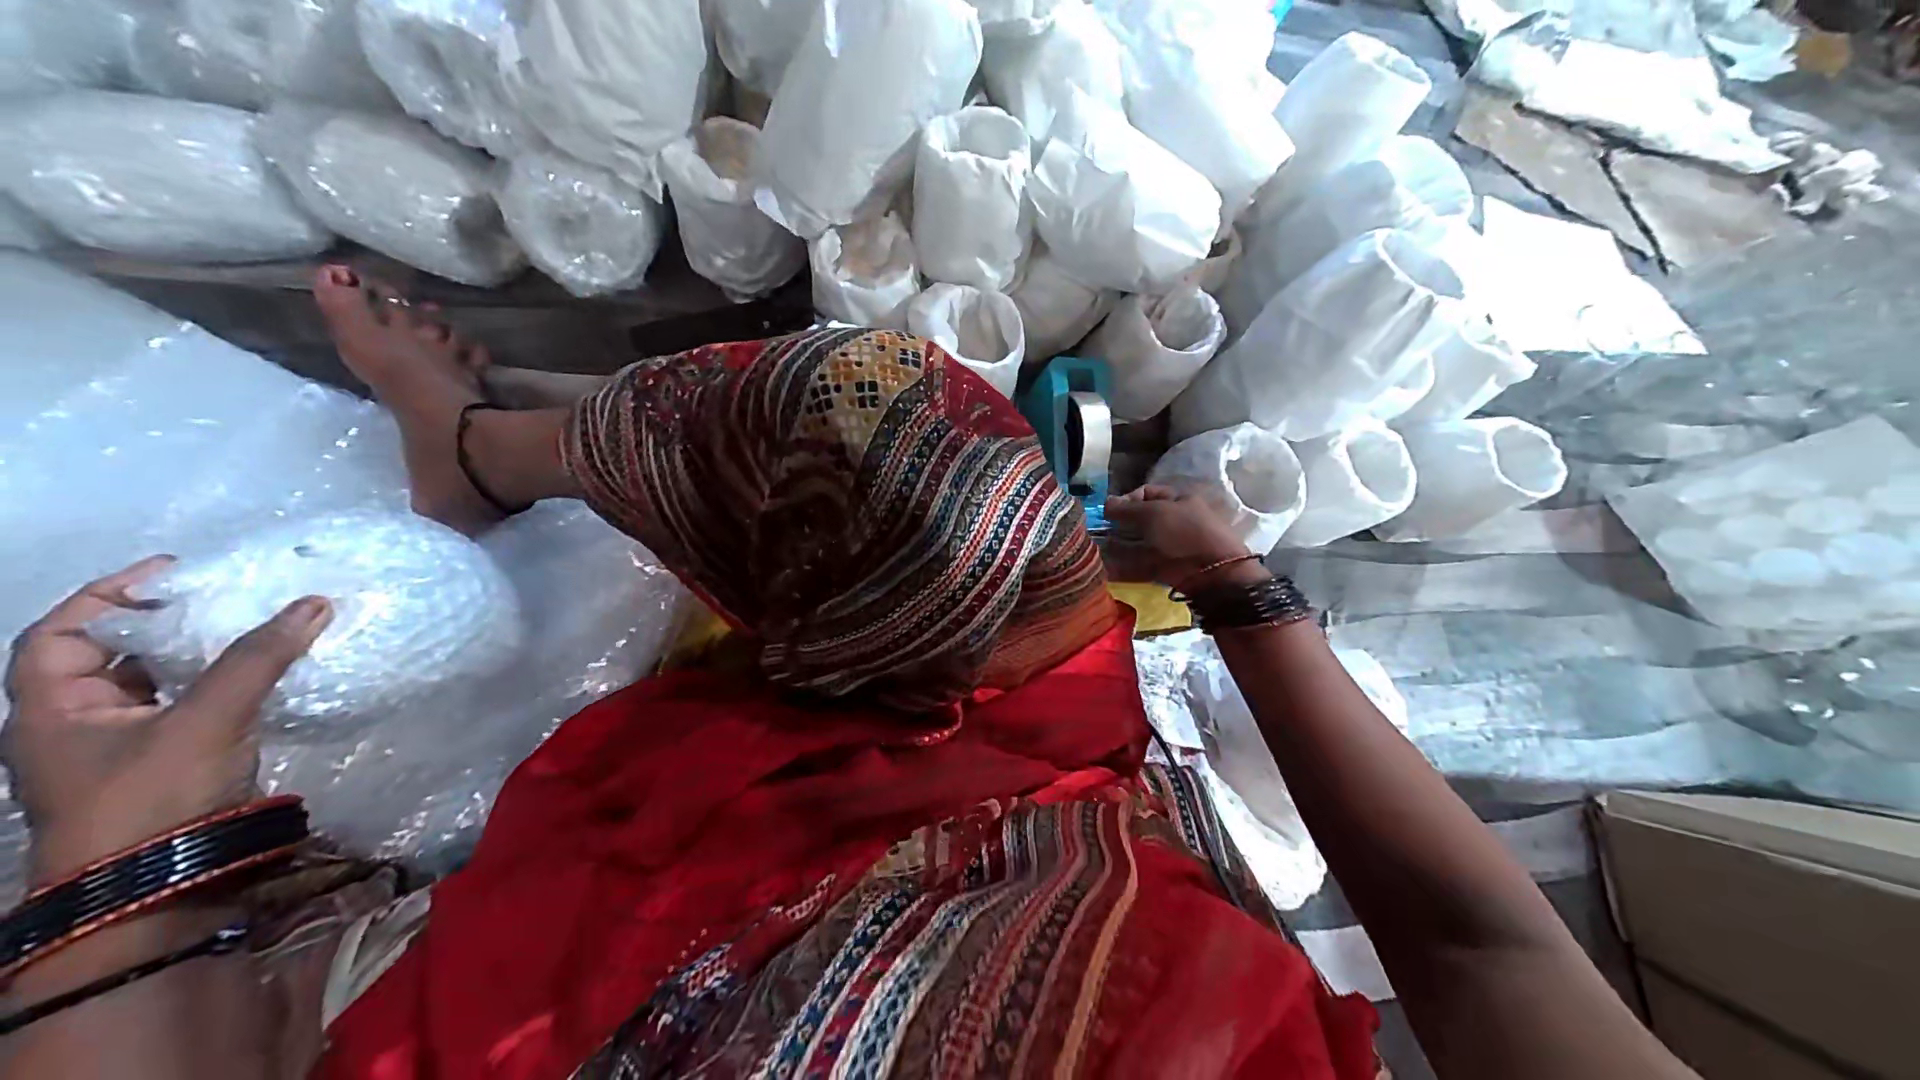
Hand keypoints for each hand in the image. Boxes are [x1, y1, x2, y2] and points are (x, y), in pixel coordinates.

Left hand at [3, 557, 331, 888]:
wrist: (158, 889)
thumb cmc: (153, 797)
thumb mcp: (207, 719)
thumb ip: (259, 658)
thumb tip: (314, 601)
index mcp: (51, 712)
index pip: (61, 635)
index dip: (109, 595)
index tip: (171, 570)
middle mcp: (77, 728)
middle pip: (111, 658)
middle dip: (165, 624)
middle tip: (224, 597)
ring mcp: (122, 752)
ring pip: (156, 686)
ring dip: (199, 657)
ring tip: (252, 629)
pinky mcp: (167, 769)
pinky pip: (189, 711)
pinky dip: (219, 688)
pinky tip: (260, 677)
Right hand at [1102, 485, 1267, 589]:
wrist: (1213, 572)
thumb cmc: (1185, 531)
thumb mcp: (1154, 513)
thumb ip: (1127, 509)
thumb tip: (1106, 503)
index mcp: (1178, 500)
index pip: (1147, 493)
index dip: (1127, 499)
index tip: (1109, 511)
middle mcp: (1173, 521)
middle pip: (1141, 520)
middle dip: (1119, 526)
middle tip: (1099, 533)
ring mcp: (1169, 546)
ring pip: (1137, 544)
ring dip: (1117, 547)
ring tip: (1098, 552)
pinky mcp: (1165, 568)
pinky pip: (1139, 565)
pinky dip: (1123, 567)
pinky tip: (1106, 568)